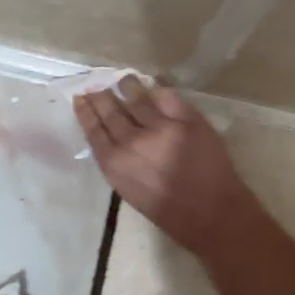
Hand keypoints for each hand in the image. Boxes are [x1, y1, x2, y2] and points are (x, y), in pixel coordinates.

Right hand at [73, 77, 268, 255]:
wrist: (213, 214)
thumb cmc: (170, 213)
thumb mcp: (131, 192)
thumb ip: (119, 162)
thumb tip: (113, 137)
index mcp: (115, 165)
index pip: (94, 131)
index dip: (86, 113)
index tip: (81, 100)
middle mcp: (133, 142)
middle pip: (111, 111)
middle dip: (101, 96)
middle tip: (96, 86)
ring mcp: (161, 127)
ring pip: (136, 98)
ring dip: (127, 87)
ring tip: (123, 81)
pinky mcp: (187, 119)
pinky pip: (166, 96)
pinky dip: (157, 90)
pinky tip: (152, 87)